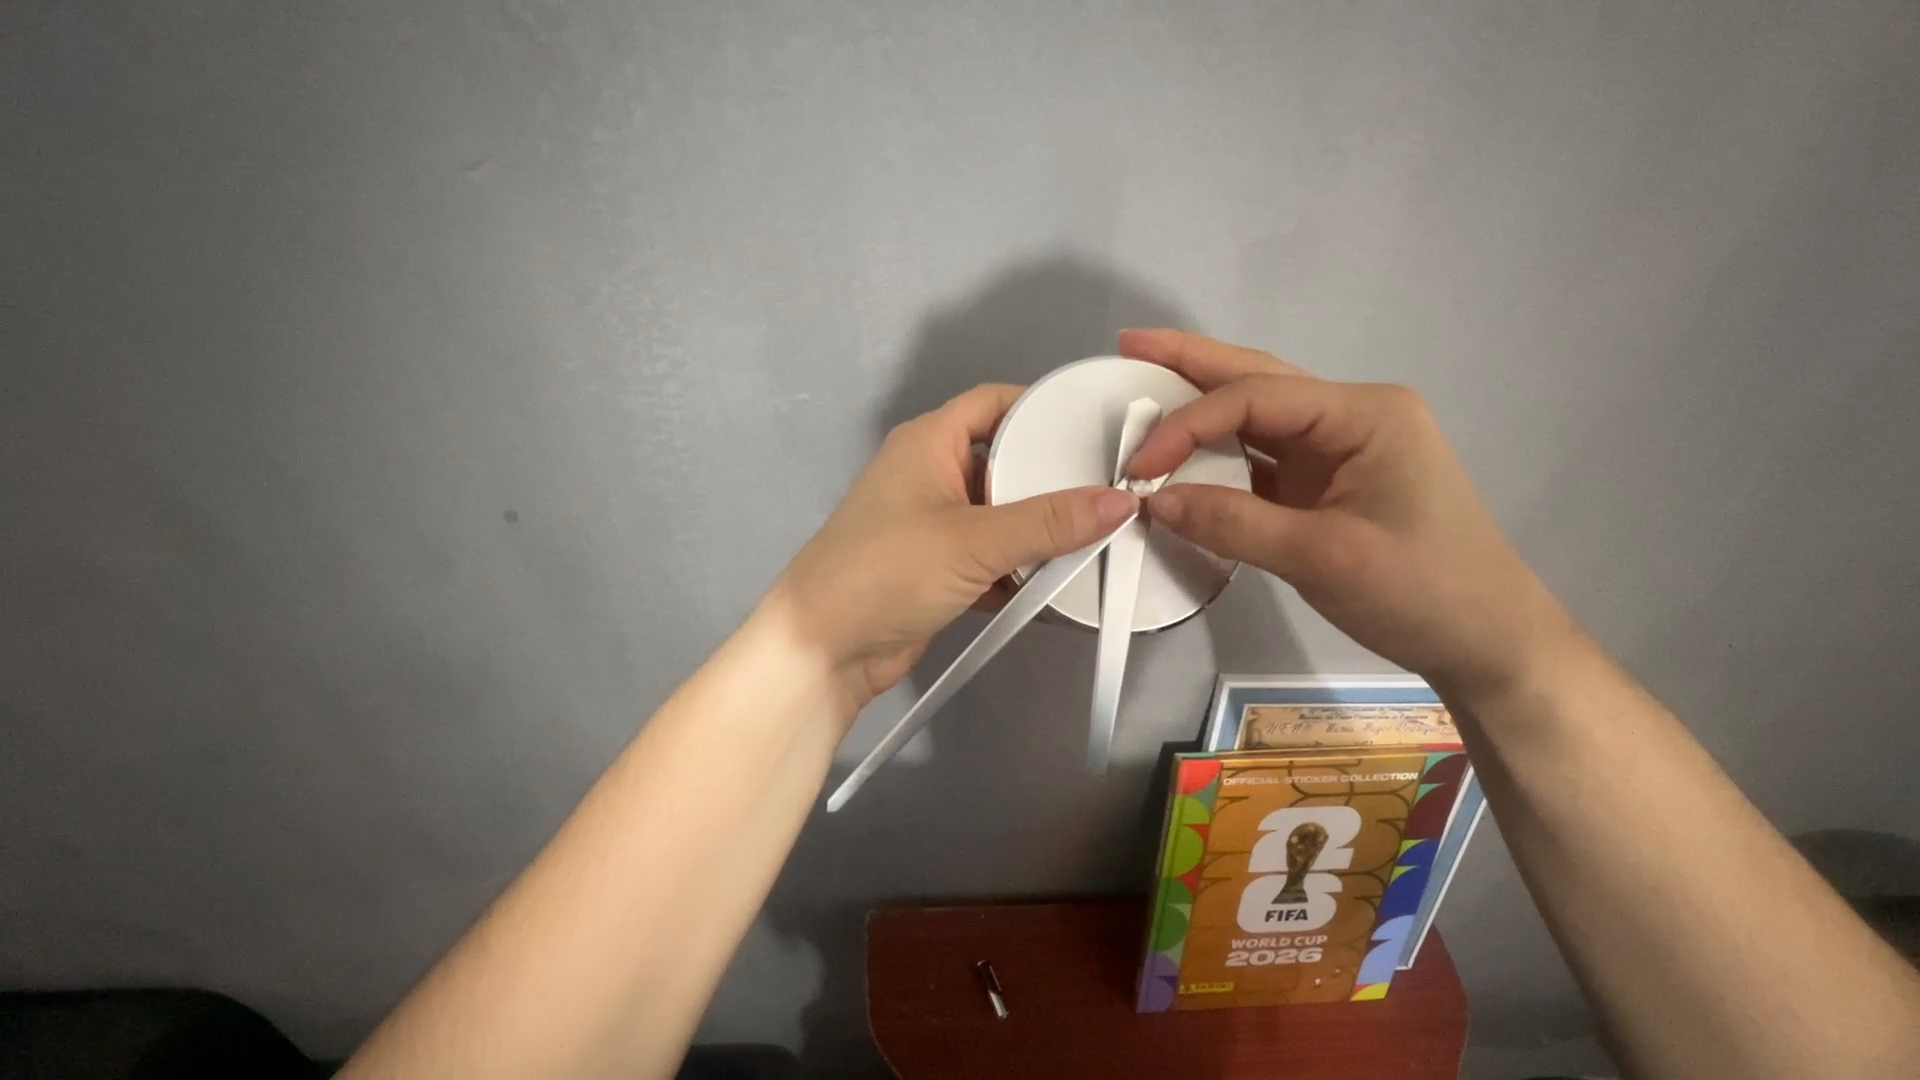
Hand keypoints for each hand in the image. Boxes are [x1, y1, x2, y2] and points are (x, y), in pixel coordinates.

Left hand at [774, 384, 1137, 709]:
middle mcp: (929, 475)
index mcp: (928, 442)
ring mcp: (932, 525)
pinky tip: (1056, 586)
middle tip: (1107, 489)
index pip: (993, 402)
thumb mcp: (973, 540)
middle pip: (1003, 461)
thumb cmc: (887, 570)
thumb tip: (1120, 501)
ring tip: (1094, 538)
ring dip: (1037, 532)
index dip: (1041, 406)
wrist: (822, 650)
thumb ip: (1049, 523)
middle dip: (1050, 478)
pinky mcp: (936, 570)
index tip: (1093, 426)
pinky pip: (990, 558)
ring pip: (1000, 515)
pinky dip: (1018, 571)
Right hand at [1120, 329, 1574, 699]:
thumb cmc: (1422, 590)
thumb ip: (1233, 524)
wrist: (1486, 639)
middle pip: (1257, 379)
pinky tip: (1183, 453)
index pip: (1255, 399)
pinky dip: (1218, 455)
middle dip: (1191, 362)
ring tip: (1144, 384)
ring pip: (1257, 414)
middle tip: (1129, 346)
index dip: (1187, 425)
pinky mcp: (1326, 482)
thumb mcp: (1322, 557)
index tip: (1139, 469)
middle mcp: (1351, 416)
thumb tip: (1155, 504)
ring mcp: (1339, 449)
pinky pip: (1261, 457)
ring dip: (1201, 405)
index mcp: (1364, 414)